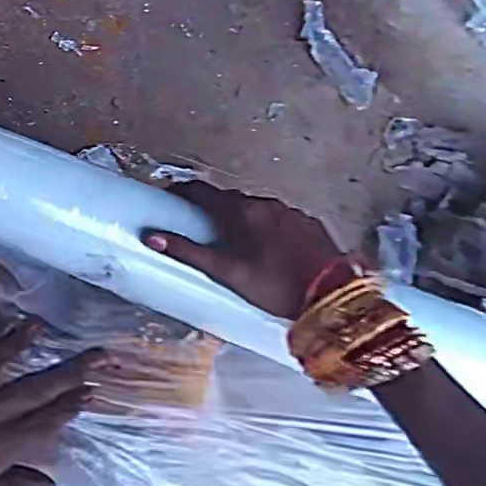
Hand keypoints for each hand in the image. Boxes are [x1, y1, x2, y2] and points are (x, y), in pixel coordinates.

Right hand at [143, 183, 344, 319]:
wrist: (333, 295)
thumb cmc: (274, 284)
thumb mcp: (225, 271)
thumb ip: (188, 252)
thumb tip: (152, 236)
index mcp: (240, 211)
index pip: (202, 190)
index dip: (182, 191)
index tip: (169, 196)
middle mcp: (265, 203)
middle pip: (229, 198)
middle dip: (211, 206)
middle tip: (197, 222)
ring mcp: (291, 212)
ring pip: (255, 207)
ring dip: (240, 216)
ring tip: (233, 237)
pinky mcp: (310, 224)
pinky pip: (279, 217)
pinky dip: (265, 225)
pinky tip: (266, 245)